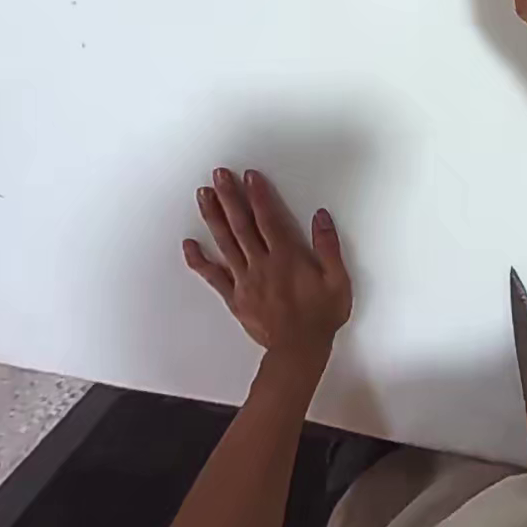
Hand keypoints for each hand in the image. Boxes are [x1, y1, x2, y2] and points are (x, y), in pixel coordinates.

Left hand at [184, 168, 351, 376]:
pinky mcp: (234, 298)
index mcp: (286, 257)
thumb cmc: (321, 316)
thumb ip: (328, 247)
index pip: (268, 219)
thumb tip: (320, 217)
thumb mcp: (337, 281)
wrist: (299, 351)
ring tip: (203, 195)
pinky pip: (213, 276)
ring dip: (213, 217)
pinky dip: (199, 260)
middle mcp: (261, 264)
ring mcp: (244, 280)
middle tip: (218, 175)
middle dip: (229, 196)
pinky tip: (188, 245)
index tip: (249, 176)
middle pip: (242, 224)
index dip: (258, 195)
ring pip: (225, 243)